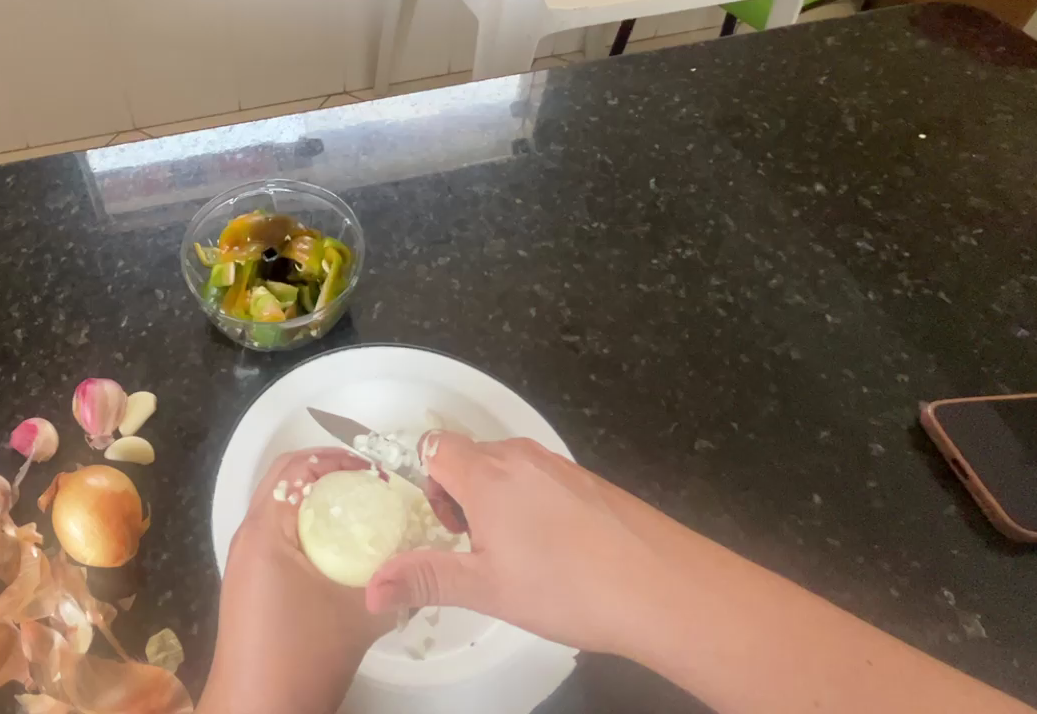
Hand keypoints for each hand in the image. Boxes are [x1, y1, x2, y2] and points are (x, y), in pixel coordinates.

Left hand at [200, 449, 392, 713]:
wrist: (255, 712)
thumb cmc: (299, 658)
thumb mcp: (357, 614)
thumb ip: (393, 581)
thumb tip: (420, 560)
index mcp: (265, 530)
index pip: (294, 468)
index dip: (333, 458)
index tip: (370, 467)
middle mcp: (248, 536)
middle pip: (283, 482)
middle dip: (324, 474)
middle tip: (366, 482)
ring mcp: (245, 560)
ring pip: (279, 509)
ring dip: (315, 502)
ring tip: (357, 511)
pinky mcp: (249, 582)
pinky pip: (278, 535)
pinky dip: (307, 529)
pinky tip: (337, 551)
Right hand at [364, 432, 698, 655]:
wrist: (666, 588)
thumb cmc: (566, 587)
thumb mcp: (486, 589)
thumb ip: (423, 579)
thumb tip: (370, 589)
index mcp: (484, 473)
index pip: (433, 447)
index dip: (430, 482)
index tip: (450, 526)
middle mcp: (516, 455)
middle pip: (467, 457)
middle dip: (462, 496)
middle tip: (483, 549)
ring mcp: (556, 464)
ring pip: (504, 468)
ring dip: (497, 500)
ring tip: (523, 555)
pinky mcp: (586, 478)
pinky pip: (539, 478)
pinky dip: (532, 504)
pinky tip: (561, 550)